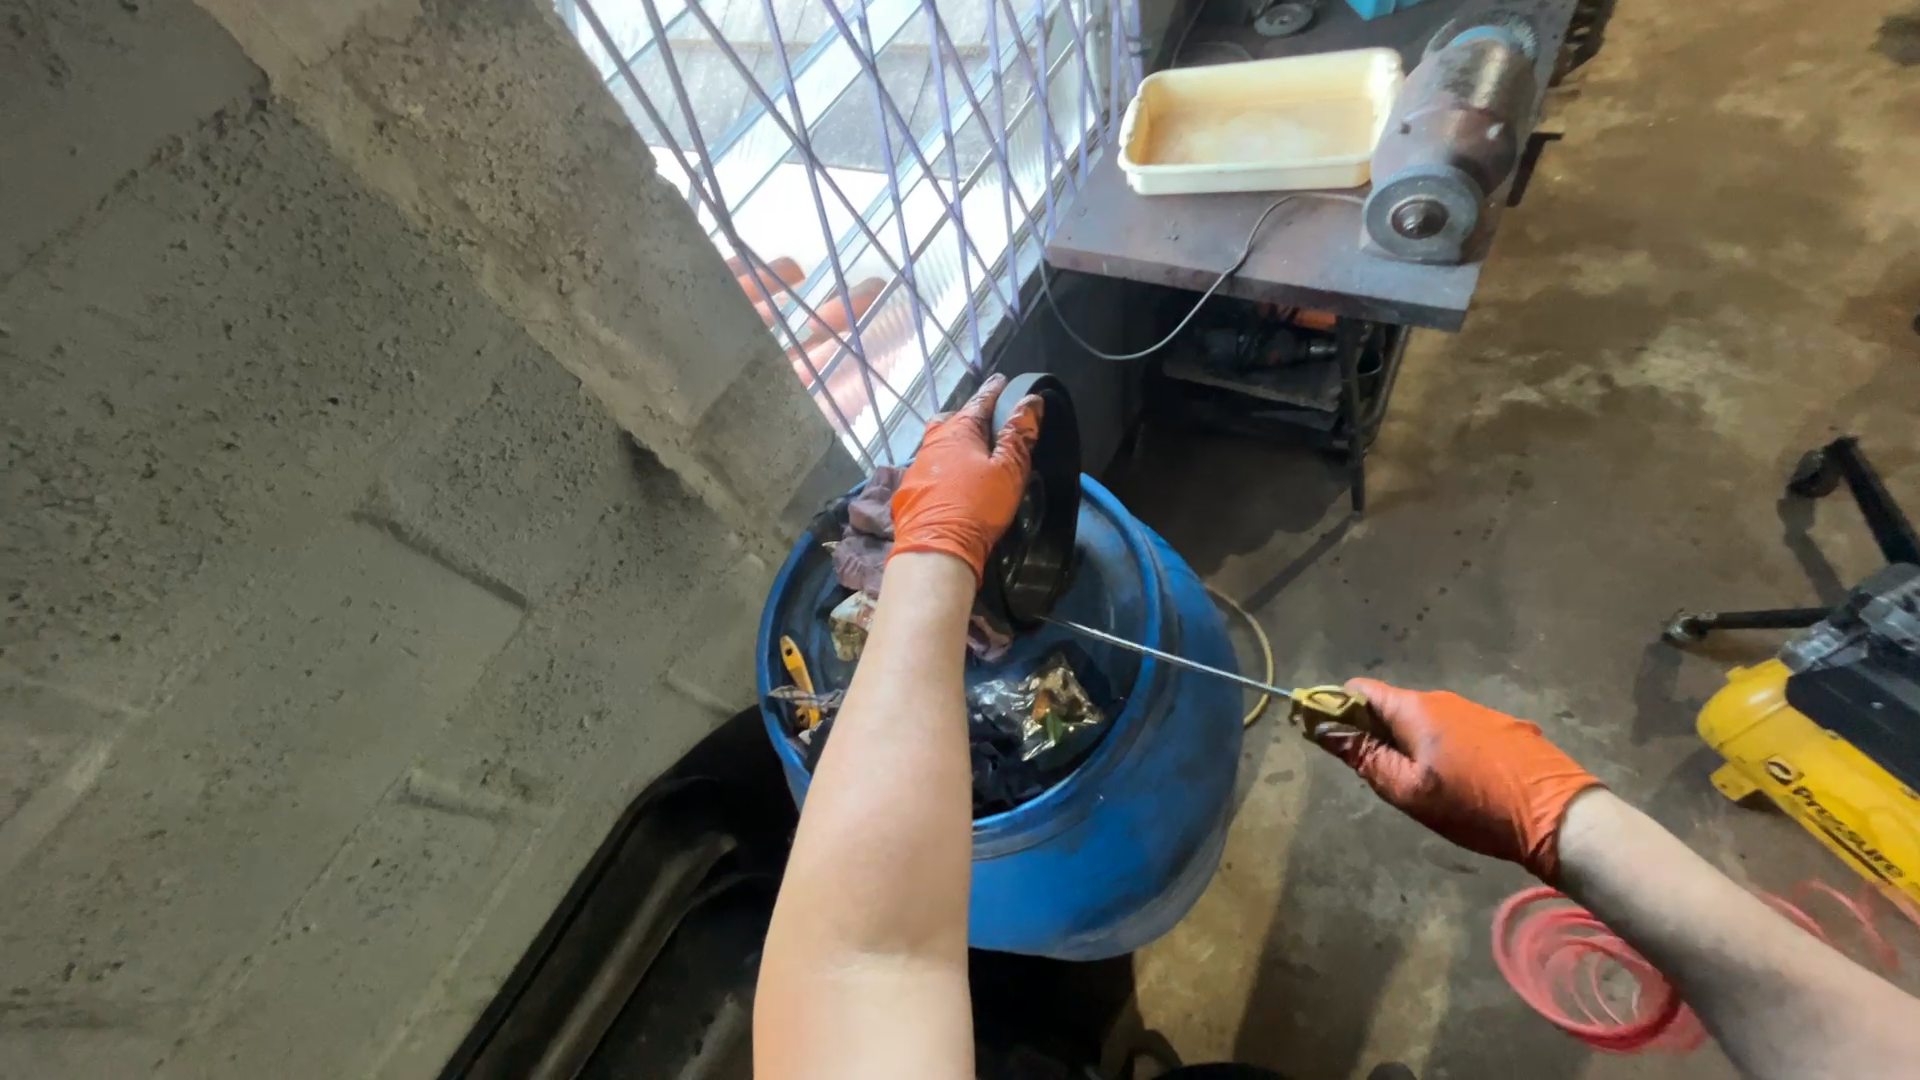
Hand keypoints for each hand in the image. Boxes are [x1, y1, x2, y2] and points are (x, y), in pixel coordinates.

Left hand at [889, 374, 1043, 585]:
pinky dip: (943, 467)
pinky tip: (950, 480)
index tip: (1002, 381)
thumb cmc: (978, 505)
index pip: (981, 400)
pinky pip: (930, 468)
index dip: (995, 390)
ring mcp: (917, 466)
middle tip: (985, 421)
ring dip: (954, 442)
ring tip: (970, 450)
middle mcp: (933, 441)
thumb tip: (1031, 401)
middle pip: (953, 419)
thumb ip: (1019, 434)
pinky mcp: (910, 490)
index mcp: (959, 429)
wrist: (935, 549)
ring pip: (938, 443)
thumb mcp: (1009, 470)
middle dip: (969, 416)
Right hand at [1312, 679, 1601, 882]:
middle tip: (1384, 775)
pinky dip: (1447, 748)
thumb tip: (1320, 727)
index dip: (1338, 708)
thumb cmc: (1475, 806)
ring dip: (1414, 743)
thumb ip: (1362, 756)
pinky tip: (1466, 783)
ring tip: (1429, 785)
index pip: (1358, 689)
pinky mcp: (1508, 729)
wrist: (1567, 822)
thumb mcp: (1407, 790)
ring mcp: (1480, 712)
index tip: (1334, 738)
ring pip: (1427, 721)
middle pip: (1392, 706)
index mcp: (1414, 708)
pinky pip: (1459, 731)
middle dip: (1378, 734)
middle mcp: (1444, 699)